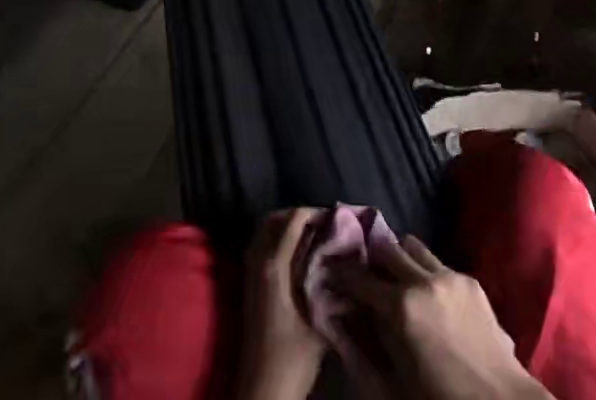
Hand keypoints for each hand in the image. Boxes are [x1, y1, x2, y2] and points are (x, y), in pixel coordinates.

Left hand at [233, 208, 325, 399]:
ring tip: (315, 236)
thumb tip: (346, 258)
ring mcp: (249, 272)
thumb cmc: (292, 355)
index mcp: (273, 266)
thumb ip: (329, 284)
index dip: (314, 213)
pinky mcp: (249, 284)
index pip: (292, 220)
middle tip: (324, 223)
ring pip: (265, 232)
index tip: (336, 218)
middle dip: (298, 215)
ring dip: (287, 227)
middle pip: (273, 220)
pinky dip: (279, 241)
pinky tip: (300, 256)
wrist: (263, 386)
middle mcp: (257, 261)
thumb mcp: (318, 319)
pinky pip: (261, 247)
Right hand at [334, 235, 550, 399]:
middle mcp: (423, 281)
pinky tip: (428, 295)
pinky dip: (426, 271)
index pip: (360, 277)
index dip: (342, 273)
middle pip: (387, 246)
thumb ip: (369, 344)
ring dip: (401, 256)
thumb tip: (348, 318)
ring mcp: (450, 276)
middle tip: (364, 266)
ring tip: (396, 275)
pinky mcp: (470, 281)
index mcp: (401, 307)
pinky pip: (438, 264)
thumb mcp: (395, 381)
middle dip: (372, 254)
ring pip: (414, 246)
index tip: (332, 271)